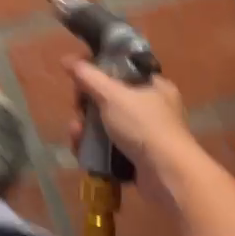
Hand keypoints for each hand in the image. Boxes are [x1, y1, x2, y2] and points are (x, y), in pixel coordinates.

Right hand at [64, 59, 199, 202]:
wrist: (168, 176)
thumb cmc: (144, 126)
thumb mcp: (112, 94)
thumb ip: (87, 75)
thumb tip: (66, 58)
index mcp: (154, 86)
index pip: (120, 70)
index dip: (96, 72)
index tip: (79, 78)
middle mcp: (151, 109)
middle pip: (107, 98)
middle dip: (85, 105)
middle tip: (77, 109)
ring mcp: (144, 135)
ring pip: (104, 124)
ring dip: (85, 127)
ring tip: (76, 133)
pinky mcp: (136, 158)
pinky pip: (106, 146)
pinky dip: (92, 147)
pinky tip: (81, 148)